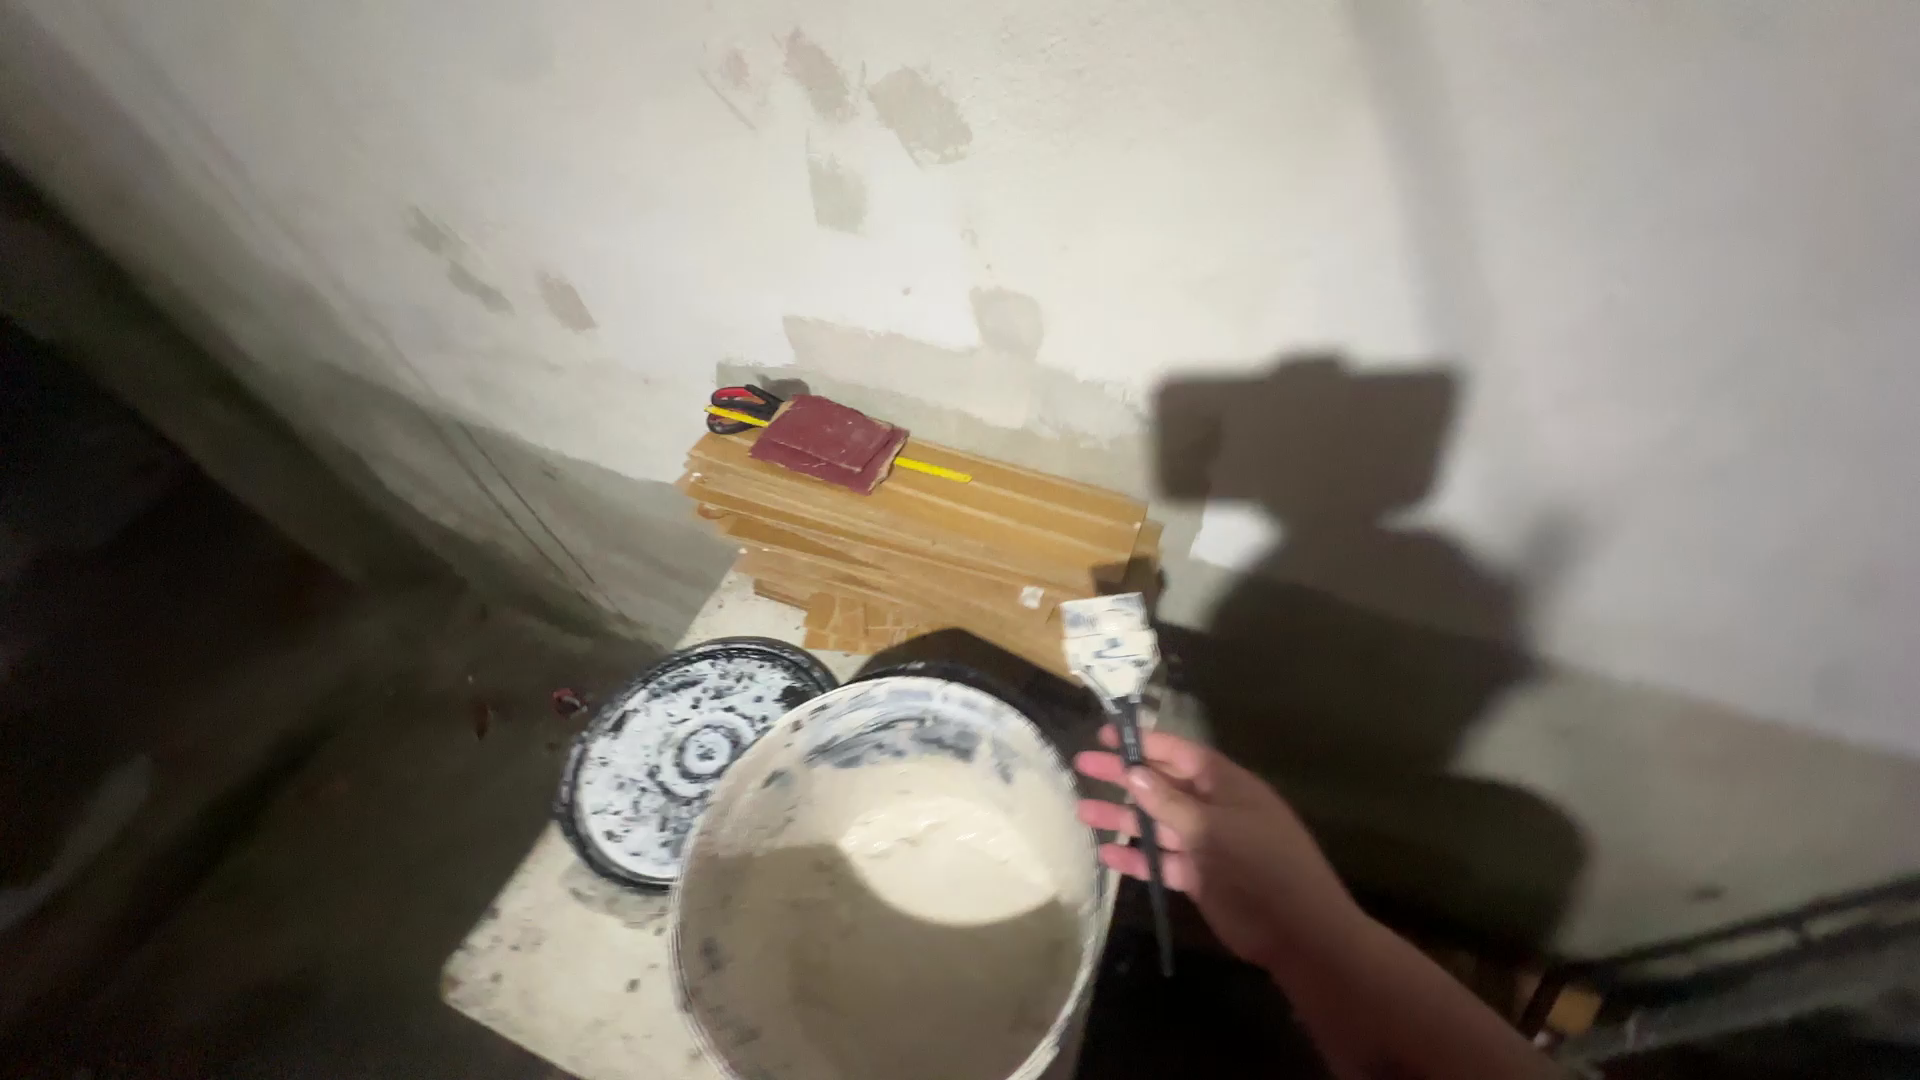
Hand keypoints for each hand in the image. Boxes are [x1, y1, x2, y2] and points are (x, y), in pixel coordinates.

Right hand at [1075, 727, 1360, 971]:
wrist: (1301, 934)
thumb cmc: (1261, 867)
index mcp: (1226, 785)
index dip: (1144, 742)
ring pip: (1157, 823)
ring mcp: (1206, 843)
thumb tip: (1133, 772)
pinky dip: (1136, 858)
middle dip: (1124, 776)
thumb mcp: (1212, 828)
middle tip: (1083, 765)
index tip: (1106, 734)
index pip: (1179, 753)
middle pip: (1162, 785)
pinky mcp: (1199, 876)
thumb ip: (1169, 802)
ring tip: (1083, 811)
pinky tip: (1107, 854)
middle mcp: (1214, 807)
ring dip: (1123, 817)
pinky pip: (1162, 860)